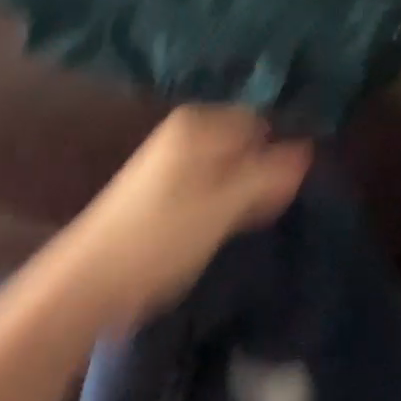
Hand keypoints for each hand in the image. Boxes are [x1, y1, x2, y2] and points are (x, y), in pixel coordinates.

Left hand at [55, 106, 312, 323]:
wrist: (94, 279)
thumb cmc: (161, 237)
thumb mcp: (224, 205)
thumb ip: (267, 175)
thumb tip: (307, 150)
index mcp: (198, 125)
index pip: (261, 121)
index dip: (282, 150)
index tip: (295, 188)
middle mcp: (186, 135)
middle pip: (247, 144)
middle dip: (267, 173)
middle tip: (275, 210)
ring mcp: (175, 165)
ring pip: (233, 170)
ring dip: (250, 193)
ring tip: (256, 222)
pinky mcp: (170, 195)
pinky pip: (216, 190)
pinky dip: (230, 206)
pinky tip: (232, 230)